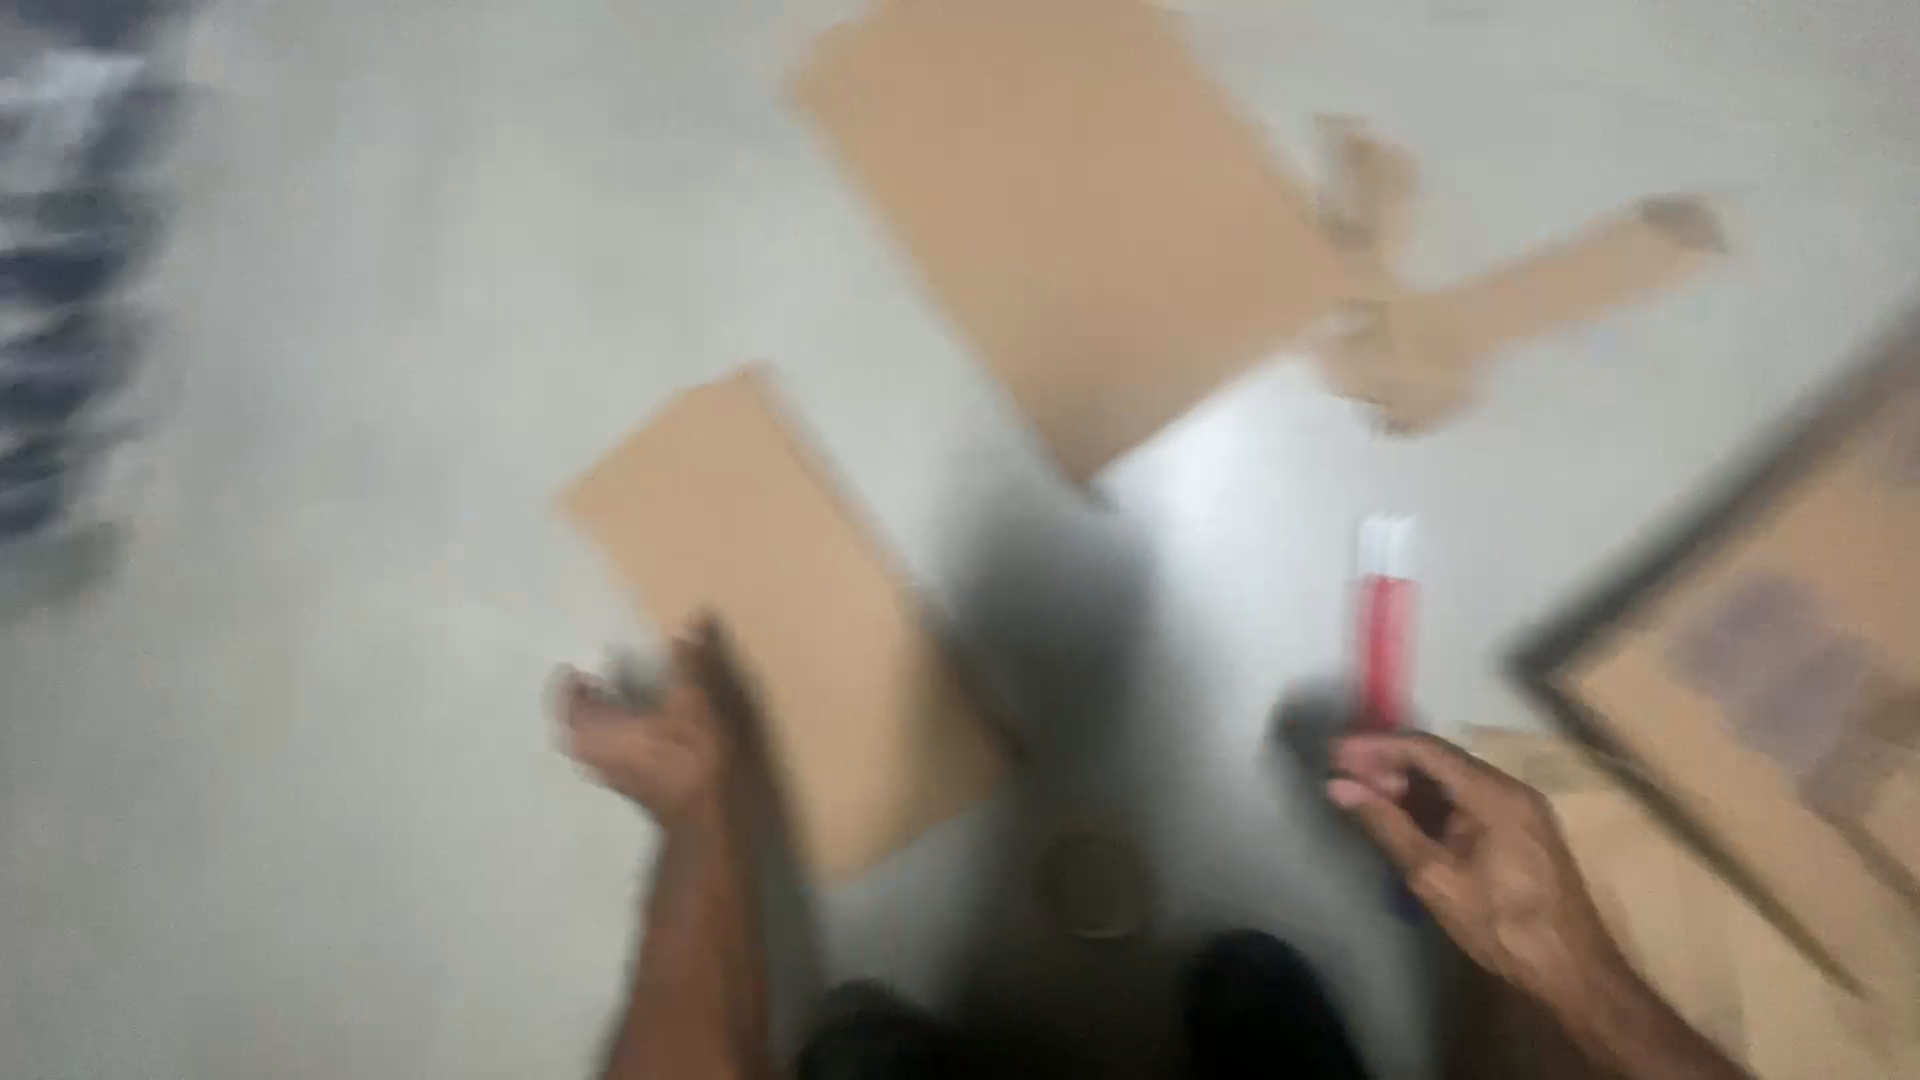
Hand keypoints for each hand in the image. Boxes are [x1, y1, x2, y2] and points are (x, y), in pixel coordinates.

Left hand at [555, 617, 741, 826]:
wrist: (700, 812)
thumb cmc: (689, 753)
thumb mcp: (692, 700)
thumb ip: (687, 661)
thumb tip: (691, 618)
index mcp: (595, 726)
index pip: (565, 696)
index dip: (571, 677)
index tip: (583, 661)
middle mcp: (590, 750)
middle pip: (572, 719)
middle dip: (582, 697)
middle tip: (599, 675)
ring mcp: (604, 771)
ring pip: (585, 739)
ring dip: (594, 718)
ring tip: (617, 697)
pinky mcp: (621, 783)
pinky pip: (601, 751)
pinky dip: (608, 735)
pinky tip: (635, 726)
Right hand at [1328, 733, 1627, 1010]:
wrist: (1576, 977)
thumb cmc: (1502, 926)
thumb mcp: (1433, 876)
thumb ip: (1384, 823)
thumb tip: (1336, 785)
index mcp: (1493, 794)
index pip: (1422, 748)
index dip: (1373, 745)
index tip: (1332, 753)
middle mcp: (1509, 787)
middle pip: (1436, 756)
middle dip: (1385, 762)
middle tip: (1343, 777)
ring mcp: (1518, 805)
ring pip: (1448, 774)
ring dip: (1404, 780)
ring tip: (1364, 795)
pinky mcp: (1519, 824)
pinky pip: (1463, 793)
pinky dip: (1427, 797)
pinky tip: (1402, 813)